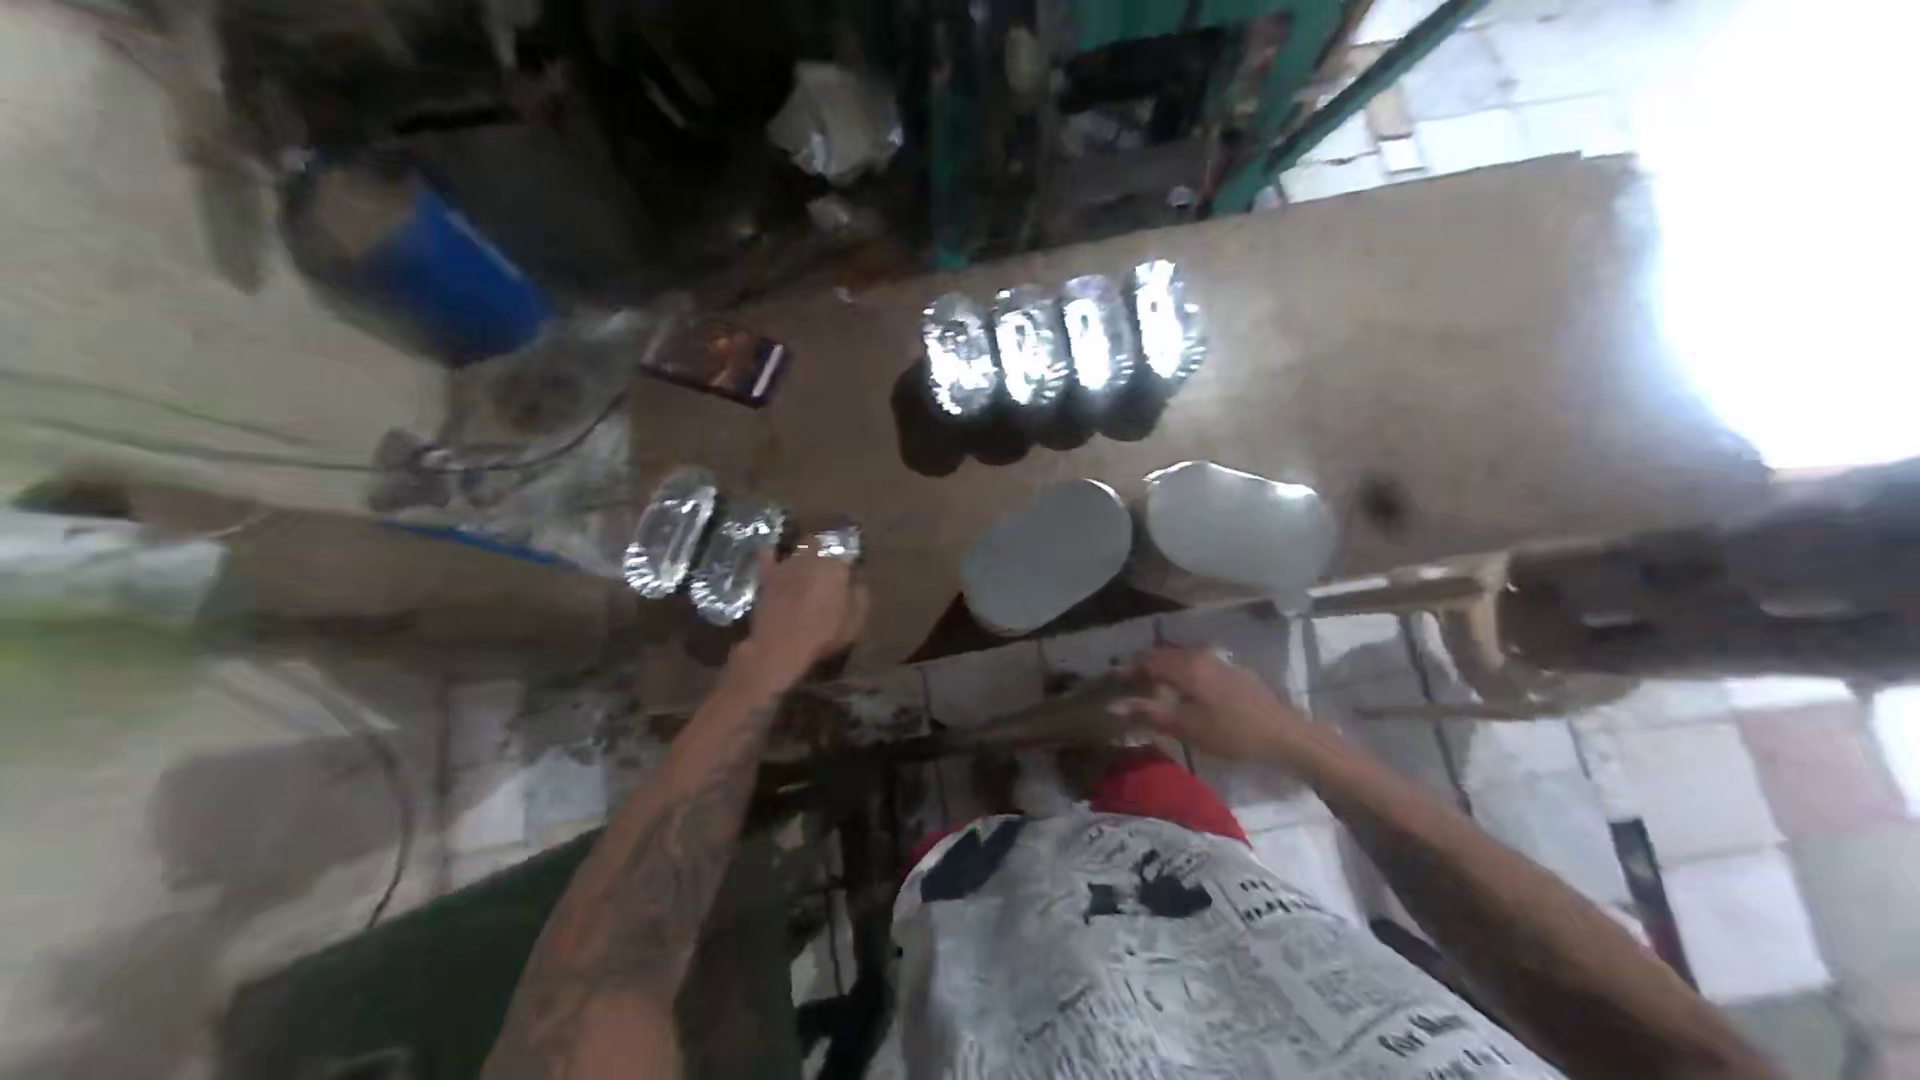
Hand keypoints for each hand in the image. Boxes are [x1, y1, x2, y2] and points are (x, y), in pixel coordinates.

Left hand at [732, 547, 868, 688]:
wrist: (781, 646)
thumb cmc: (823, 635)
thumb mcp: (855, 622)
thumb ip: (860, 596)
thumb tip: (857, 581)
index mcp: (837, 565)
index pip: (847, 553)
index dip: (848, 563)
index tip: (850, 574)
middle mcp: (812, 557)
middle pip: (821, 545)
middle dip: (825, 552)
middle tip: (827, 571)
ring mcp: (787, 564)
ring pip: (798, 551)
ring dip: (803, 556)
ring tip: (805, 571)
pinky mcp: (767, 574)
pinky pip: (768, 555)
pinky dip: (772, 554)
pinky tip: (773, 555)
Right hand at [1110, 645, 1316, 762]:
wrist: (1286, 735)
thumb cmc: (1232, 733)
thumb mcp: (1186, 727)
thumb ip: (1148, 712)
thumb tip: (1113, 705)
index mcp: (1186, 665)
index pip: (1145, 660)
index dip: (1125, 669)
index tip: (1110, 680)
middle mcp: (1200, 654)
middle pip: (1162, 654)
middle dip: (1142, 666)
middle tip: (1127, 684)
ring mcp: (1219, 659)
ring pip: (1180, 657)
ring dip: (1162, 668)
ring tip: (1150, 687)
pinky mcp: (1232, 669)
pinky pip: (1195, 662)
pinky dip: (1180, 671)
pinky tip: (1182, 690)